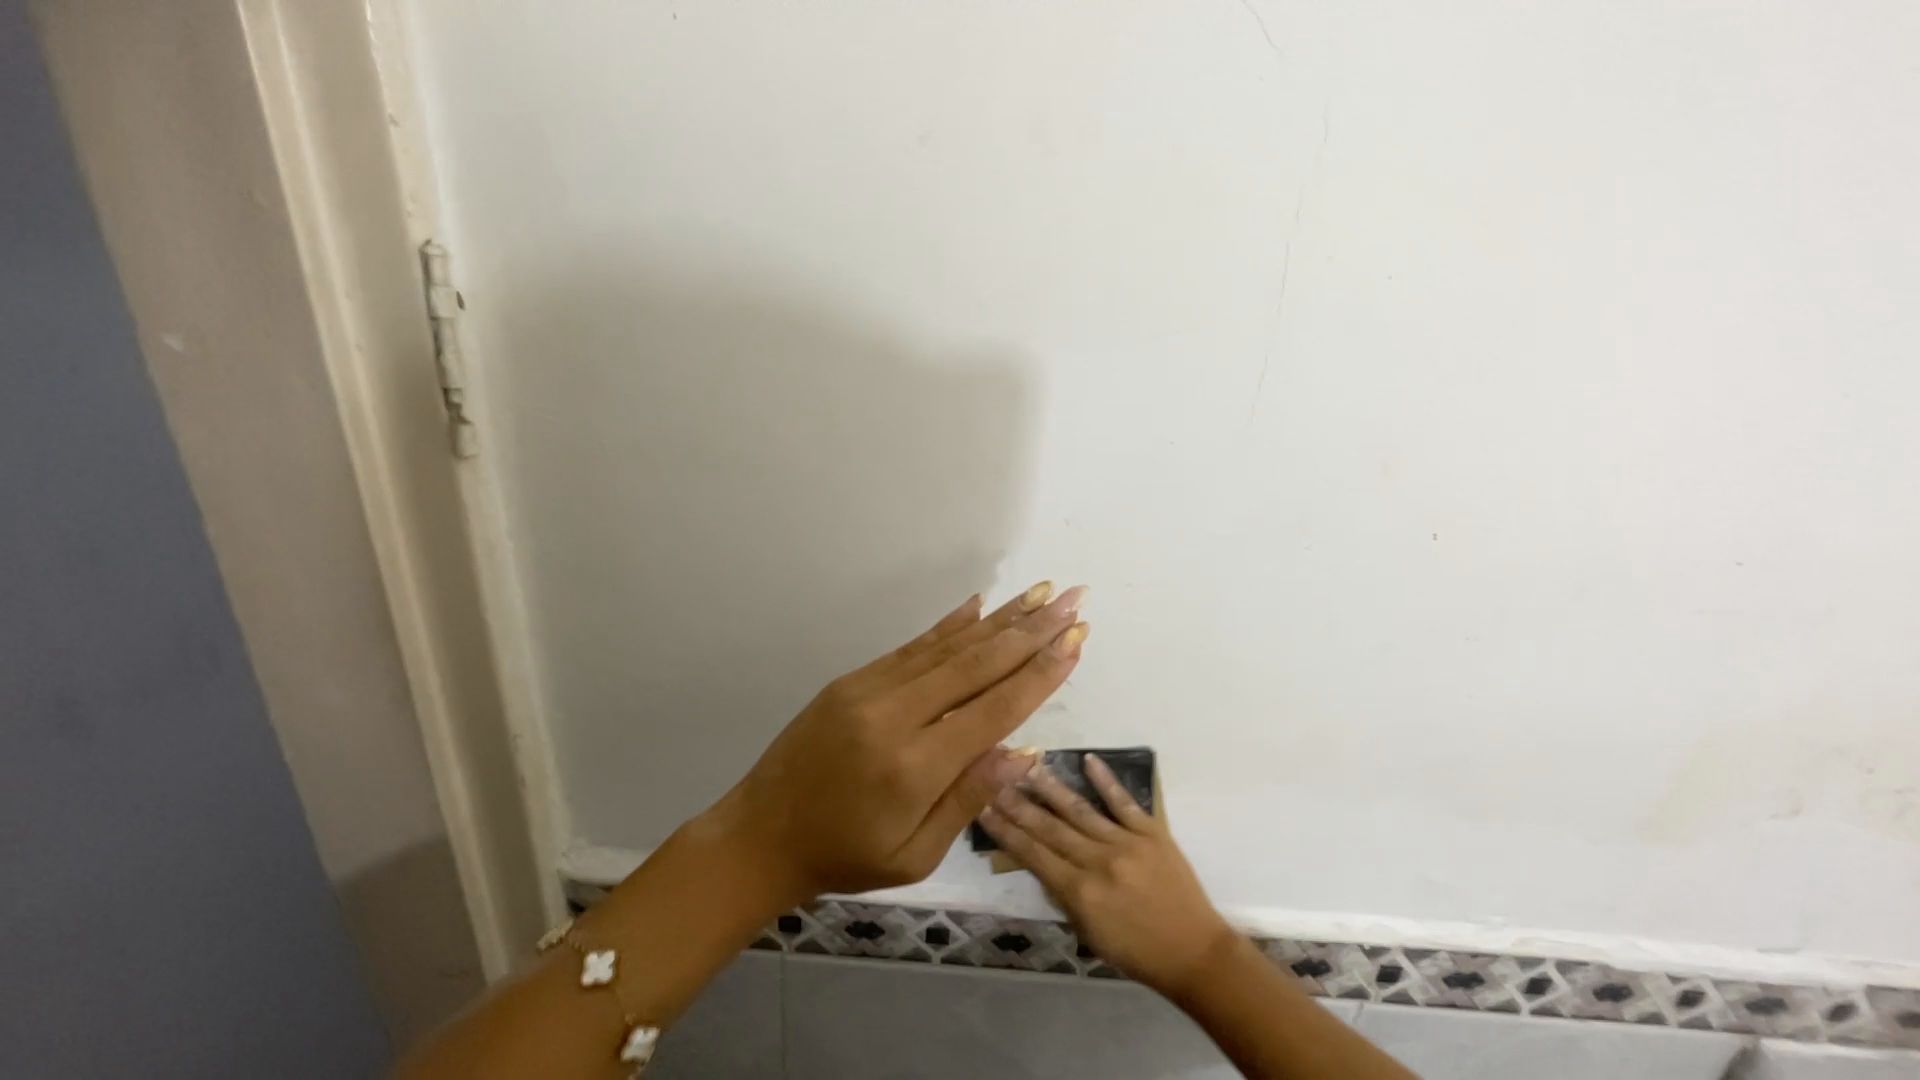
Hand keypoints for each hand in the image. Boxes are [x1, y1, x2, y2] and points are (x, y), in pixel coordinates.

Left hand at [709, 582, 1089, 899]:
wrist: (761, 835)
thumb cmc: (844, 857)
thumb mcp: (914, 855)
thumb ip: (969, 800)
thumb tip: (1024, 750)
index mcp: (915, 767)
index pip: (994, 709)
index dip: (1040, 673)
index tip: (1077, 639)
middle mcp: (895, 715)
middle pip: (977, 664)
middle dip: (1032, 630)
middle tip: (1074, 598)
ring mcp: (870, 690)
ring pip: (948, 647)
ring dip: (1000, 618)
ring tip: (1041, 592)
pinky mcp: (852, 680)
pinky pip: (912, 647)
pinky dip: (950, 626)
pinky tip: (980, 605)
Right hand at [978, 754, 1235, 998]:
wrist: (1194, 951)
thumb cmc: (1137, 952)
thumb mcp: (1089, 935)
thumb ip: (1064, 897)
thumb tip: (1041, 865)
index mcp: (1080, 892)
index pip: (1034, 854)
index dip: (1006, 832)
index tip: (984, 809)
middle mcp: (1098, 861)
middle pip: (1050, 827)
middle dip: (1019, 805)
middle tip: (995, 781)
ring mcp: (1126, 842)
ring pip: (1080, 809)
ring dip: (1051, 788)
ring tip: (1028, 767)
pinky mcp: (1151, 832)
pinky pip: (1123, 802)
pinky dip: (1106, 780)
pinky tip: (1087, 761)